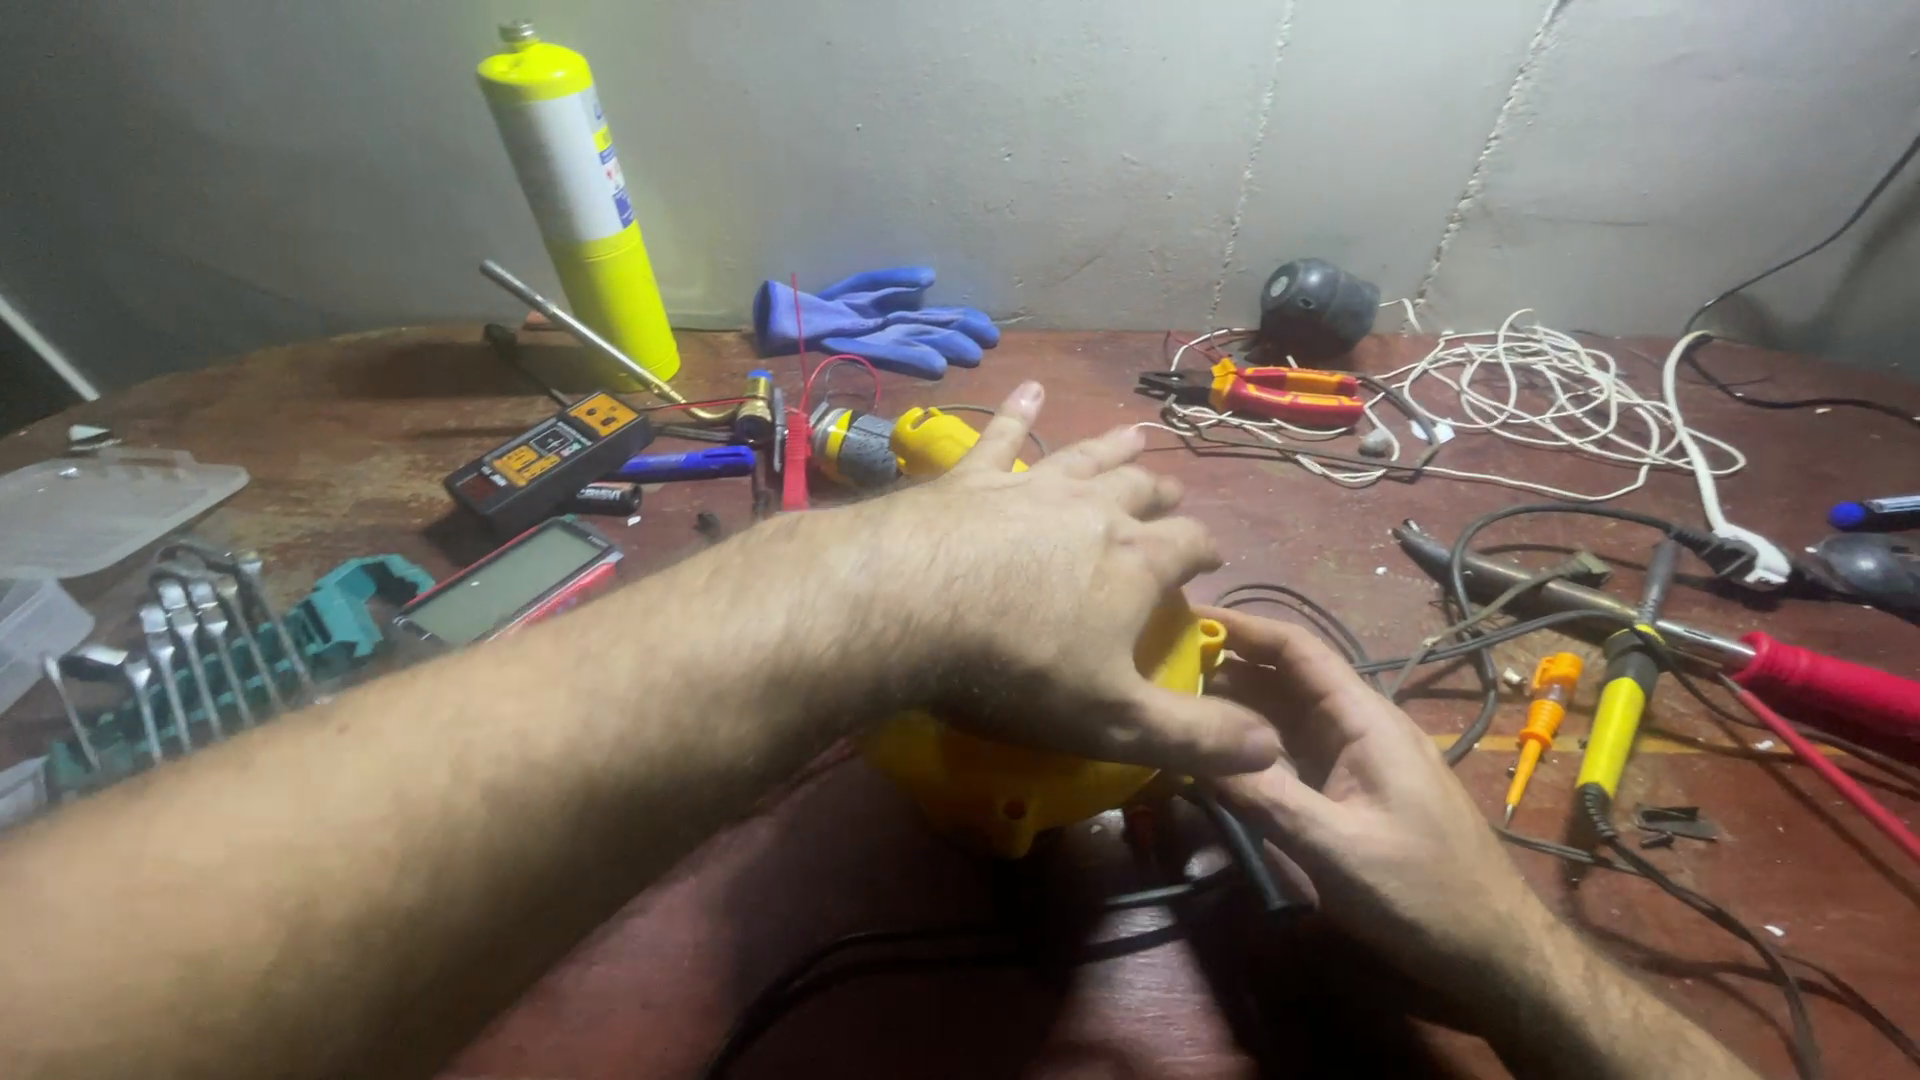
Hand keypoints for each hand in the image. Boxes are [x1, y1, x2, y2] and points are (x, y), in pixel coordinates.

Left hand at [838, 381, 1279, 775]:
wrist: (908, 606)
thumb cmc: (1016, 666)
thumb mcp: (1113, 720)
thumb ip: (1193, 735)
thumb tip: (1272, 749)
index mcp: (1133, 560)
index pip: (1190, 543)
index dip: (1205, 548)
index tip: (1211, 557)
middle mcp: (1090, 509)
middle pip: (1140, 491)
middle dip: (1162, 493)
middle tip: (1173, 493)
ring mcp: (1029, 486)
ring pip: (1085, 458)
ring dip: (1113, 447)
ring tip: (1136, 433)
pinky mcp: (970, 478)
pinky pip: (1001, 436)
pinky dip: (1018, 412)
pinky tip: (1028, 388)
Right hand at [1199, 607, 1564, 995]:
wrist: (1495, 955)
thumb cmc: (1424, 893)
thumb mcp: (1335, 846)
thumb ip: (1263, 795)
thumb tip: (1190, 752)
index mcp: (1362, 718)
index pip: (1296, 648)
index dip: (1241, 626)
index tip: (1183, 615)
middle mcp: (1353, 725)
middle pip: (1278, 678)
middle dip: (1220, 669)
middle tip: (1154, 674)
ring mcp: (1347, 757)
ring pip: (1277, 716)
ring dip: (1228, 711)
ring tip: (1169, 711)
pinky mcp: (1341, 787)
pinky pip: (1284, 753)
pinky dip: (1245, 749)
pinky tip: (1208, 759)